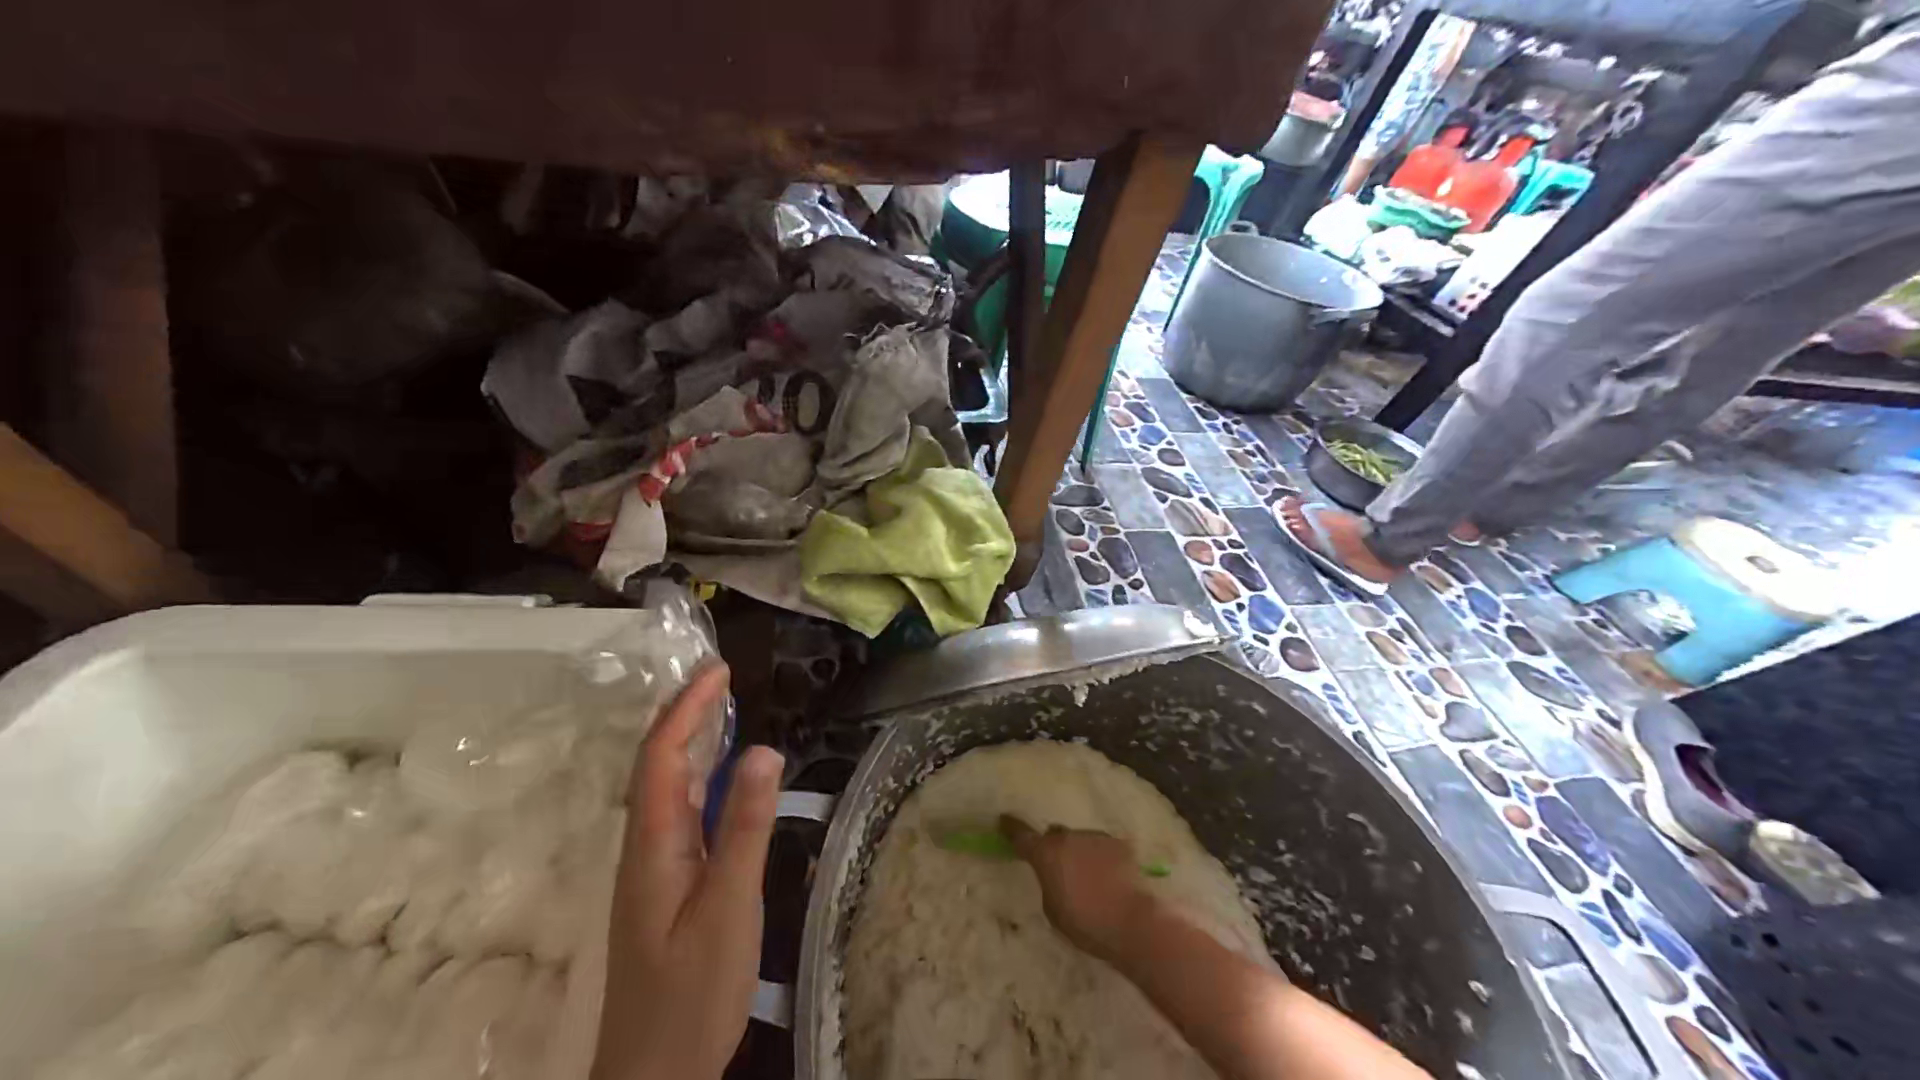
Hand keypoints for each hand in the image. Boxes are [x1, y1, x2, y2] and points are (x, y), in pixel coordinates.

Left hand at [593, 663, 784, 1079]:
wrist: (653, 1076)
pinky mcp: (666, 886)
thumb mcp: (730, 906)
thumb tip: (764, 749)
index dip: (687, 708)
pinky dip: (699, 779)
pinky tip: (721, 781)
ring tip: (723, 711)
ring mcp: (652, 868)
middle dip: (685, 714)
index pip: (661, 755)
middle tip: (723, 679)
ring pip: (665, 788)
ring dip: (689, 742)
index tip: (720, 670)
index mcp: (652, 844)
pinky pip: (679, 813)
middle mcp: (644, 846)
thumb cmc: (693, 992)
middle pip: (655, 764)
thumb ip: (746, 827)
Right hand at [1000, 815, 1156, 962]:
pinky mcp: (1119, 844)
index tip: (1002, 820)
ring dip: (1079, 853)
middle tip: (1060, 870)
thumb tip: (1055, 875)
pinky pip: (1102, 847)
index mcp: (1046, 854)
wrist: (1134, 921)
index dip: (1010, 828)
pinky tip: (1111, 879)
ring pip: (1080, 840)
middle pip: (1055, 836)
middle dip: (1054, 848)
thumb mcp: (1053, 910)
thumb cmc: (1086, 923)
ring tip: (1091, 879)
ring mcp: (1095, 837)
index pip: (1021, 835)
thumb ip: (1048, 885)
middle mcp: (1068, 837)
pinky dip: (1101, 858)